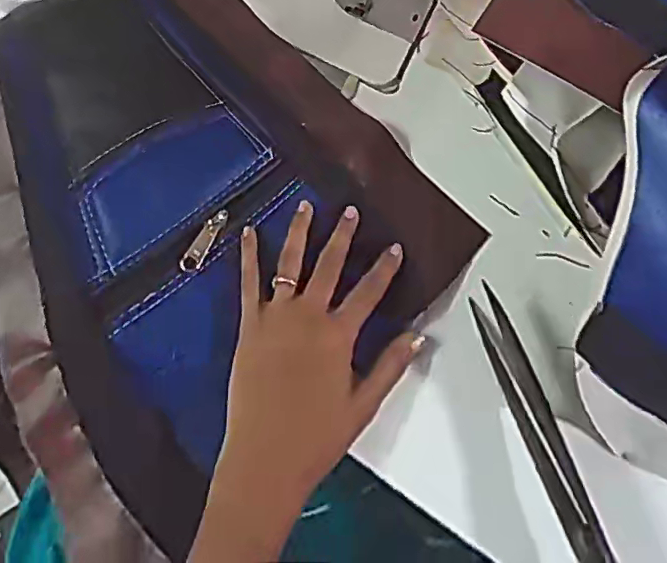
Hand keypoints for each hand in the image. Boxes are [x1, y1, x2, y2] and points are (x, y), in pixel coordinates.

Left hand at [188, 201, 424, 561]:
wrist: (264, 459)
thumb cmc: (315, 437)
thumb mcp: (362, 405)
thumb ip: (390, 366)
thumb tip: (417, 337)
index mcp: (338, 336)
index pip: (368, 292)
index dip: (384, 268)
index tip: (393, 247)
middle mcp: (308, 317)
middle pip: (330, 266)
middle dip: (342, 236)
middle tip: (350, 212)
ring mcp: (276, 317)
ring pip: (290, 263)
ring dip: (300, 232)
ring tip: (306, 207)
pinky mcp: (249, 324)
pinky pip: (249, 282)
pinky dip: (250, 255)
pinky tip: (251, 233)